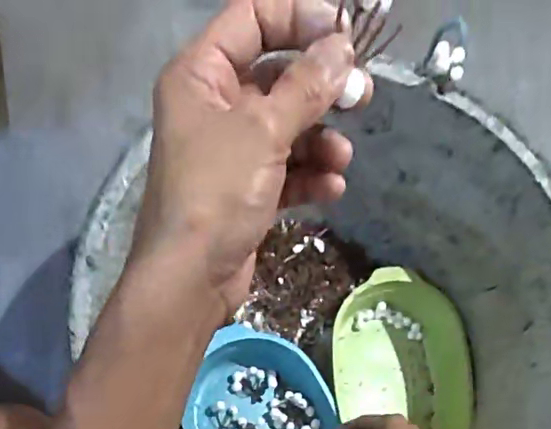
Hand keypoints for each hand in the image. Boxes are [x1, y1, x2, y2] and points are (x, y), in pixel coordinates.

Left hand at [134, 0, 367, 310]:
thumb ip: (307, 86)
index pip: (253, 20)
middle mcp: (213, 109)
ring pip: (286, 130)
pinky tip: (331, 188)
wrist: (190, 280)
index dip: (300, 18)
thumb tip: (342, 50)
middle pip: (277, 78)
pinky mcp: (244, 195)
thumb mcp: (263, 131)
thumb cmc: (217, 194)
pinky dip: (308, 178)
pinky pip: (284, 173)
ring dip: (319, 141)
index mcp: (201, 75)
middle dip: (320, 90)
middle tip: (360, 97)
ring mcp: (229, 156)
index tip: (344, 35)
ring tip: (341, 158)